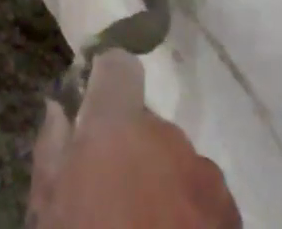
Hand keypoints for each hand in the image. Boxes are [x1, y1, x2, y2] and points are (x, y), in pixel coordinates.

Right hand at [29, 49, 241, 227]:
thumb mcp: (48, 205)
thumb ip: (52, 148)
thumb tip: (59, 110)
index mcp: (117, 128)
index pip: (119, 68)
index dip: (107, 78)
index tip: (93, 104)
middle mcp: (167, 140)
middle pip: (147, 123)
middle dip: (130, 146)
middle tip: (109, 191)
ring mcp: (207, 180)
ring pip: (177, 162)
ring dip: (162, 180)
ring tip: (144, 225)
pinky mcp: (234, 218)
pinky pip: (203, 197)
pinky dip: (188, 211)